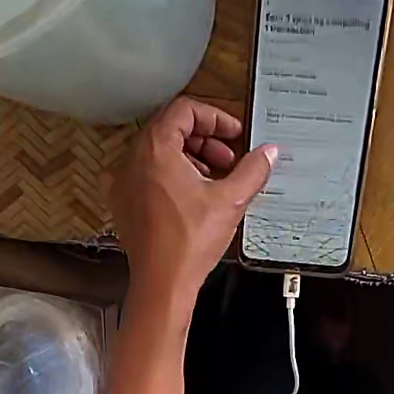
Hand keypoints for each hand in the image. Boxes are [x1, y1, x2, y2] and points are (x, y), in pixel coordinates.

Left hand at [109, 97, 275, 303]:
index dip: (215, 118)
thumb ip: (253, 170)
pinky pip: (148, 177)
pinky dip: (172, 177)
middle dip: (205, 140)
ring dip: (190, 159)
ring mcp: (125, 183)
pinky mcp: (125, 205)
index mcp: (156, 149)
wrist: (163, 283)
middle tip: (229, 159)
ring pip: (159, 154)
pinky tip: (194, 199)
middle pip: (170, 130)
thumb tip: (268, 153)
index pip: (184, 110)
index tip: (234, 134)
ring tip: (215, 180)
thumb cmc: (188, 243)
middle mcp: (133, 161)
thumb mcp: (231, 200)